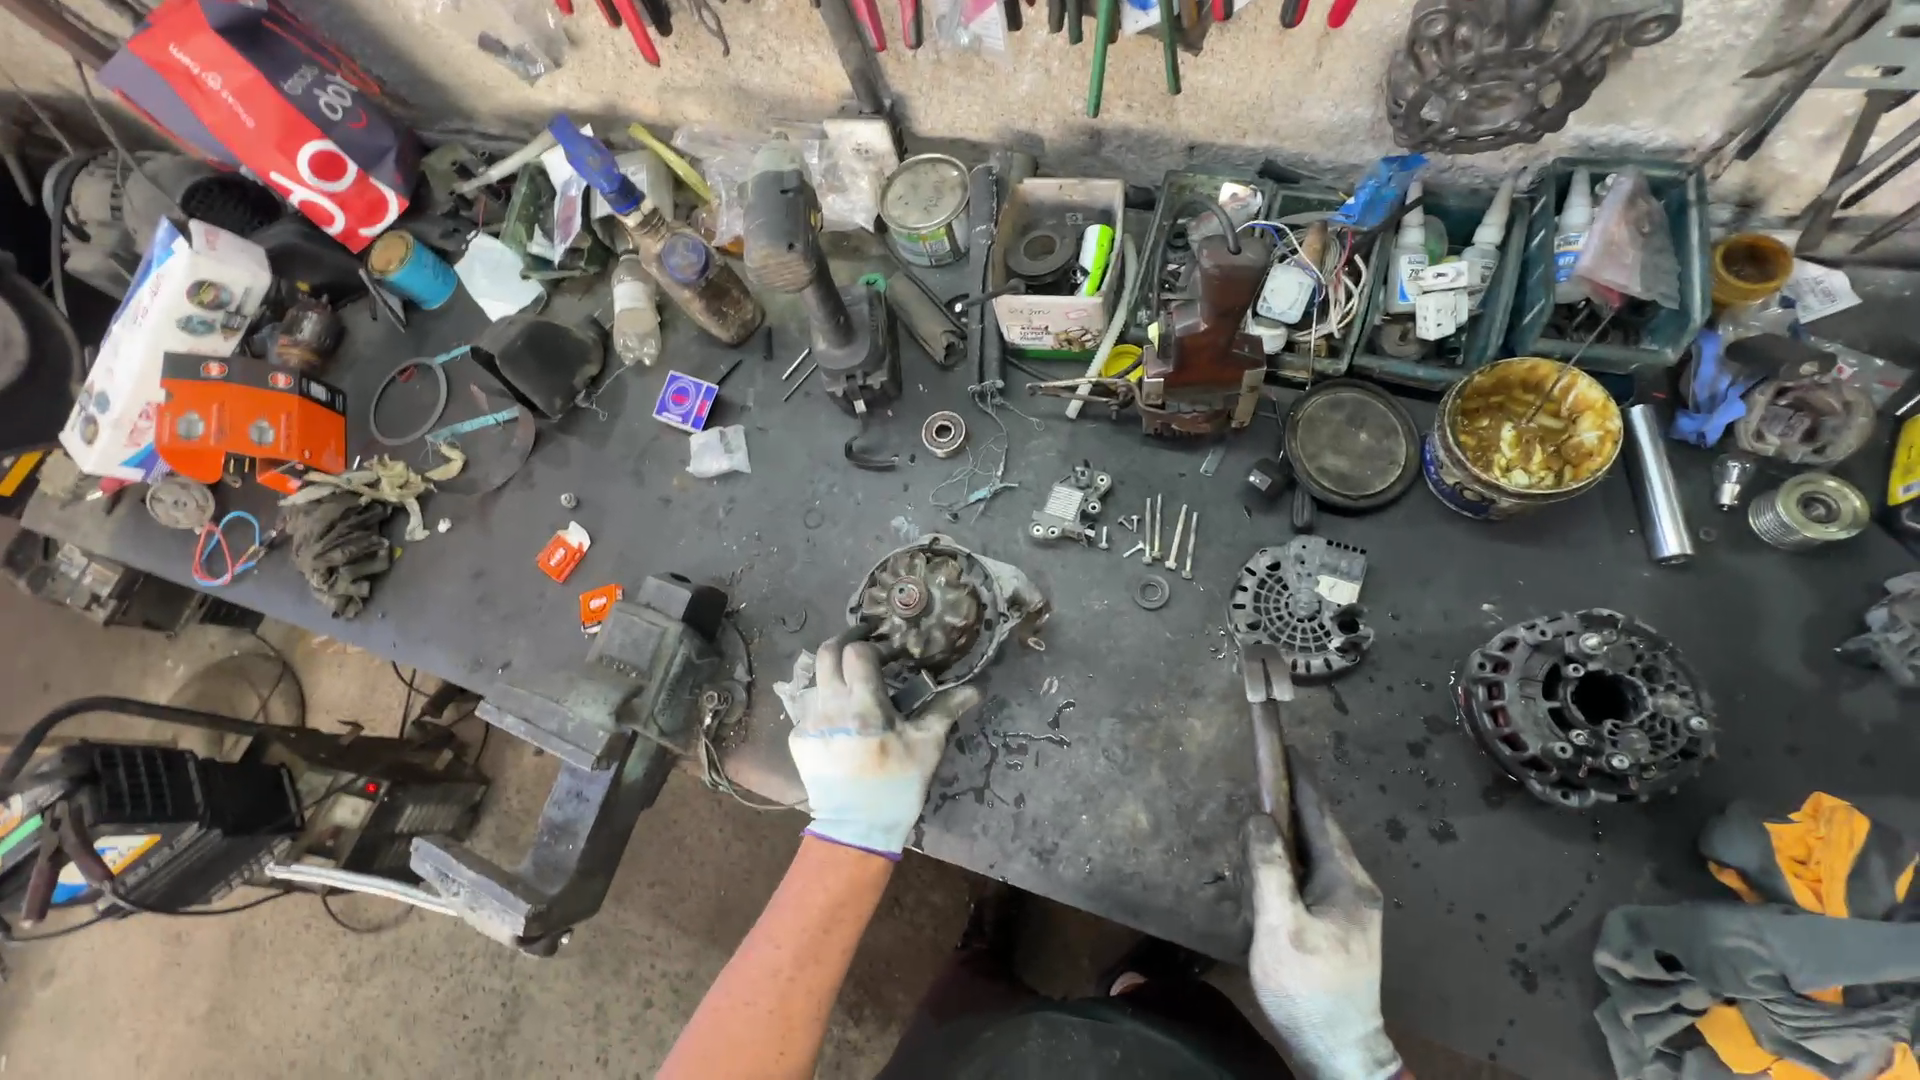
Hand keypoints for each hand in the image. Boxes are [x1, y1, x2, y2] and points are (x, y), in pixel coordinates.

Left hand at [785, 634, 980, 859]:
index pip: (858, 652)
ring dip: (833, 673)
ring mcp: (809, 722)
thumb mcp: (926, 745)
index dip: (873, 645)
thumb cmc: (896, 784)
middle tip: (863, 643)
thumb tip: (974, 690)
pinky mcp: (798, 739)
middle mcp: (830, 706)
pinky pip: (808, 707)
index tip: (888, 653)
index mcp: (863, 704)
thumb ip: (945, 710)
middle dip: (845, 641)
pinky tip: (840, 717)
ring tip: (852, 683)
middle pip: (827, 652)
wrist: (857, 827)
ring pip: (815, 679)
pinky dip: (825, 702)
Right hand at [1245, 771, 1404, 1079]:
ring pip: (1315, 852)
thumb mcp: (1281, 927)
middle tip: (1262, 778)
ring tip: (1261, 815)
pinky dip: (1290, 857)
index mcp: (1347, 881)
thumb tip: (1260, 818)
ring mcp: (1351, 906)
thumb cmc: (1308, 988)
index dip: (1302, 781)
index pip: (1320, 816)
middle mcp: (1356, 886)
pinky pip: (1312, 873)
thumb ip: (1269, 869)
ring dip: (1289, 832)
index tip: (1287, 748)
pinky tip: (1270, 863)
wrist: (1337, 1049)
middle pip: (1320, 831)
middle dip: (1292, 803)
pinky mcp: (1340, 923)